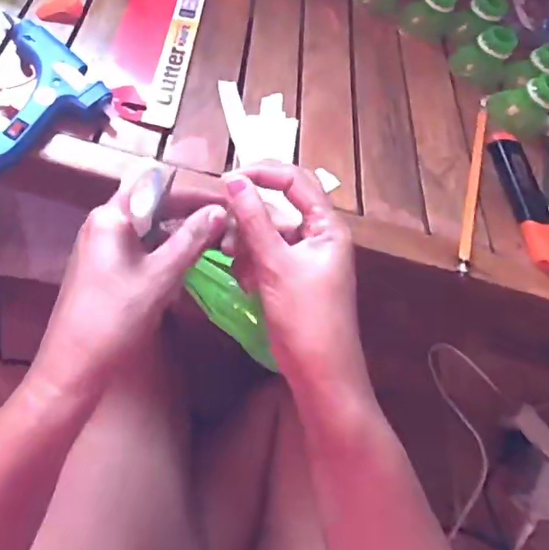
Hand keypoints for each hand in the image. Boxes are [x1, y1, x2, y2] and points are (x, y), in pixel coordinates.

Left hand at [26, 167, 229, 401]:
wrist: (74, 364)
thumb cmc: (115, 315)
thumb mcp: (160, 276)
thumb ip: (190, 240)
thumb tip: (219, 211)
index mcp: (109, 215)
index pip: (154, 186)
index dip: (190, 192)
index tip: (225, 201)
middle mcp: (101, 222)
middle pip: (151, 206)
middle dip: (187, 214)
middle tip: (227, 225)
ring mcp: (100, 245)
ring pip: (146, 229)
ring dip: (177, 235)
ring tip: (216, 242)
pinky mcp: (103, 267)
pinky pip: (138, 248)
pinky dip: (162, 252)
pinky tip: (186, 264)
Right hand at [224, 163, 371, 398]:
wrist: (321, 376)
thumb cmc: (307, 318)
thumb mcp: (274, 263)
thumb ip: (253, 218)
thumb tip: (233, 180)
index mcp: (326, 227)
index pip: (295, 180)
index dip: (261, 173)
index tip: (227, 179)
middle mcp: (317, 235)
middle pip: (277, 203)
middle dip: (247, 213)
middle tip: (222, 222)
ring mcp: (302, 256)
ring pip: (265, 228)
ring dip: (244, 238)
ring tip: (230, 256)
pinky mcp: (288, 274)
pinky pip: (262, 250)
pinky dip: (248, 258)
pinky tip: (242, 277)